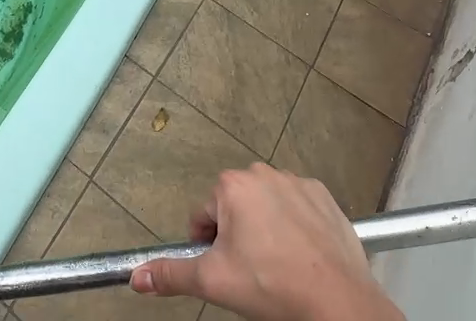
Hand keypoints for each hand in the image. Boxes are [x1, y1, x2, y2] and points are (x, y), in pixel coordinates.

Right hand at [130, 163, 404, 320]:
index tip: (228, 268)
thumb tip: (136, 277)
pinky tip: (303, 254)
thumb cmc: (272, 286)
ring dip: (267, 228)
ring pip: (267, 206)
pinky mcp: (326, 196)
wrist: (339, 303)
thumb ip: (171, 274)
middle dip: (238, 234)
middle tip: (253, 268)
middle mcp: (262, 173)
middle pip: (235, 206)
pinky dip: (297, 226)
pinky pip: (299, 207)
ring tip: (280, 264)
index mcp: (231, 186)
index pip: (204, 215)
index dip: (209, 245)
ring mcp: (298, 182)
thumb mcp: (213, 282)